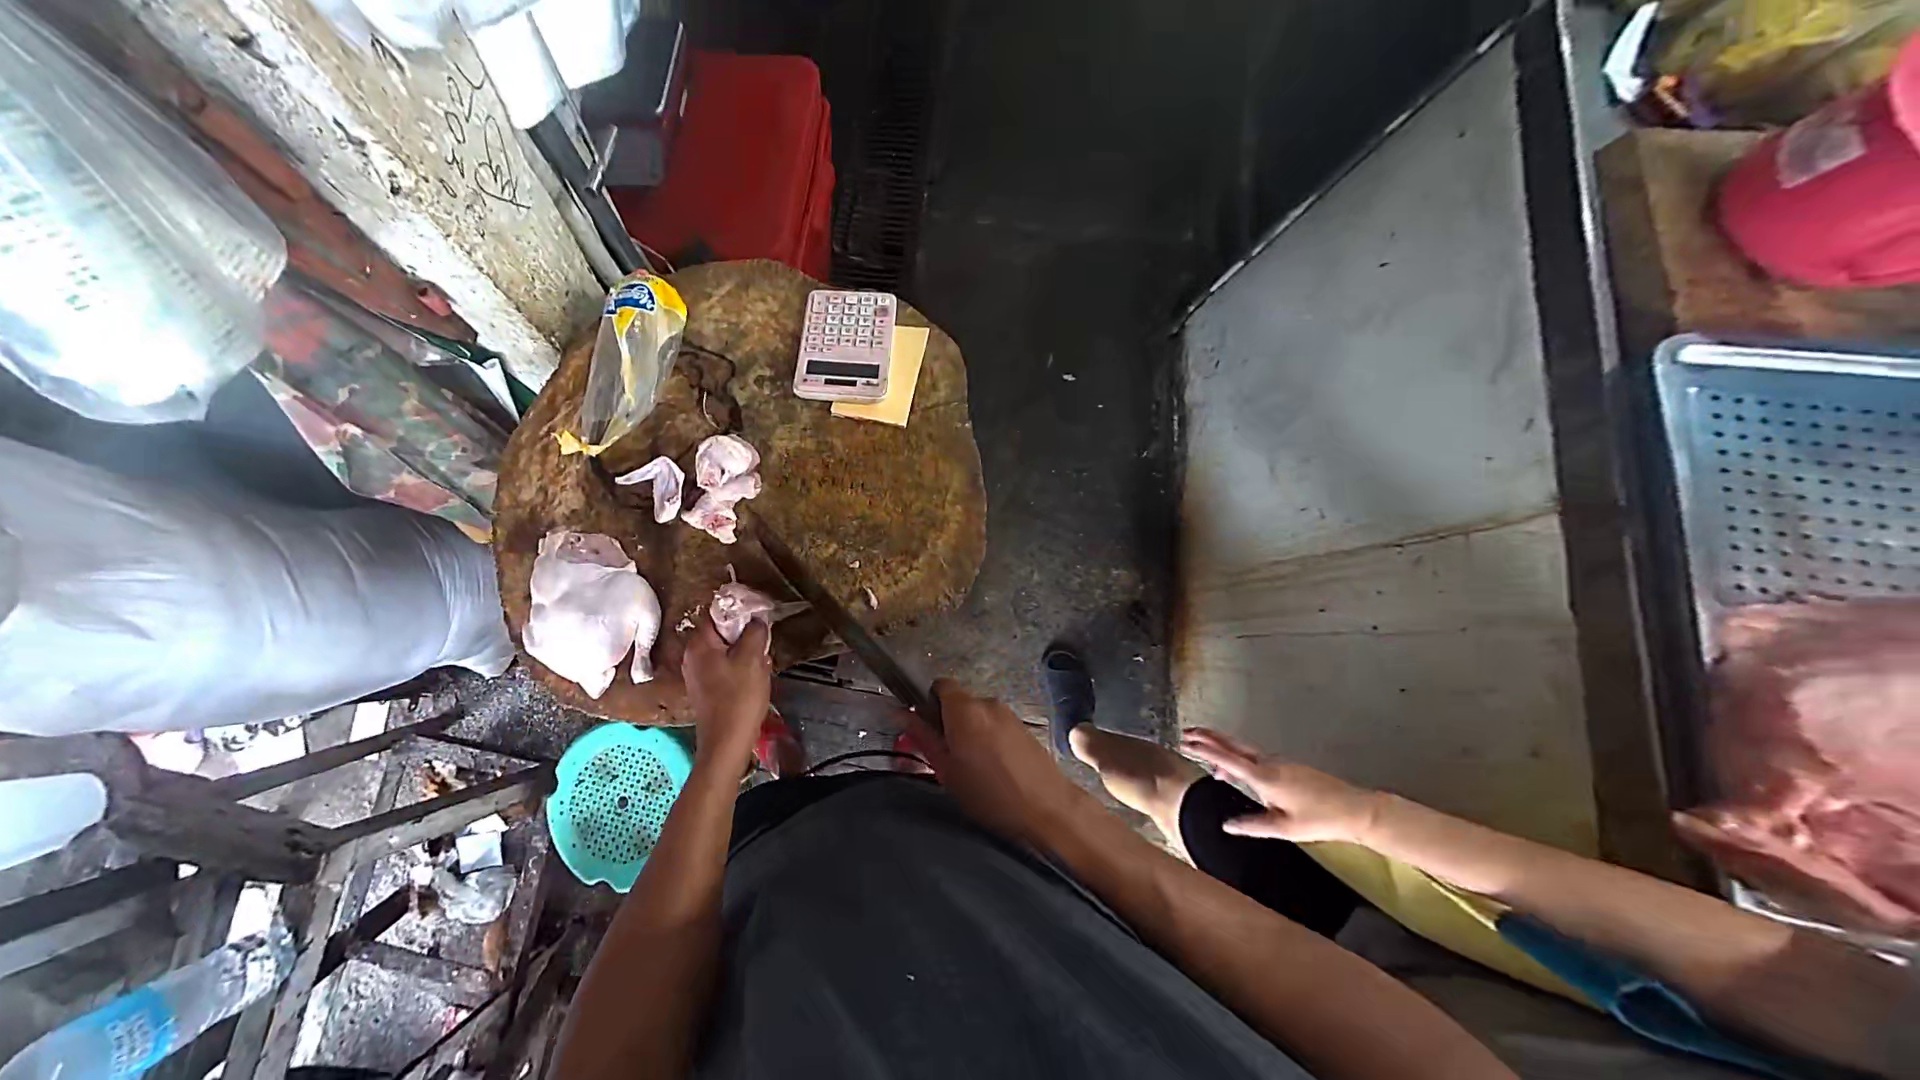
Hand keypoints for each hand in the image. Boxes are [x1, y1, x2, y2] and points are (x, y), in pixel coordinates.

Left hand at [680, 614, 771, 766]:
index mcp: (699, 645)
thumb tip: (756, 619)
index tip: (759, 613)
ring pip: (725, 651)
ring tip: (762, 662)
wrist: (727, 742)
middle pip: (721, 633)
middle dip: (744, 634)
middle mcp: (692, 657)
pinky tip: (754, 678)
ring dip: (745, 652)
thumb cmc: (738, 697)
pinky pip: (724, 668)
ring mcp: (697, 675)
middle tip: (764, 641)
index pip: (715, 613)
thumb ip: (754, 632)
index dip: (738, 609)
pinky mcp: (705, 690)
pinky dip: (740, 668)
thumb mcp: (753, 658)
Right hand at [904, 680, 1087, 847]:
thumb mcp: (946, 769)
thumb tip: (901, 713)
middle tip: (946, 755)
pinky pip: (996, 726)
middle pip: (959, 702)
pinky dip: (989, 739)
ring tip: (972, 767)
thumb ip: (923, 736)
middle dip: (949, 723)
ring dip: (970, 733)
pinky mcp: (1025, 728)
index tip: (926, 728)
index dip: (928, 703)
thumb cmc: (990, 794)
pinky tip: (993, 769)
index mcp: (965, 709)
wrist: (1046, 809)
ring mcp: (1010, 714)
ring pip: (978, 716)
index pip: (939, 685)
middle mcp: (988, 703)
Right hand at [1180, 728, 1381, 843]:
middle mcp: (1268, 763)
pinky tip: (1232, 768)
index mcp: (1264, 777)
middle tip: (1186, 732)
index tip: (1185, 741)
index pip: (1226, 758)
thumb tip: (1226, 825)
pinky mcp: (1286, 766)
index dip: (1204, 749)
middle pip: (1232, 744)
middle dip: (1208, 737)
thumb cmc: (1319, 819)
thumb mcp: (1284, 828)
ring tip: (1201, 748)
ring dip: (1220, 745)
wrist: (1354, 809)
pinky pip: (1253, 756)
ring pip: (1242, 749)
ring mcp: (1278, 762)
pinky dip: (1236, 755)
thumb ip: (1252, 825)